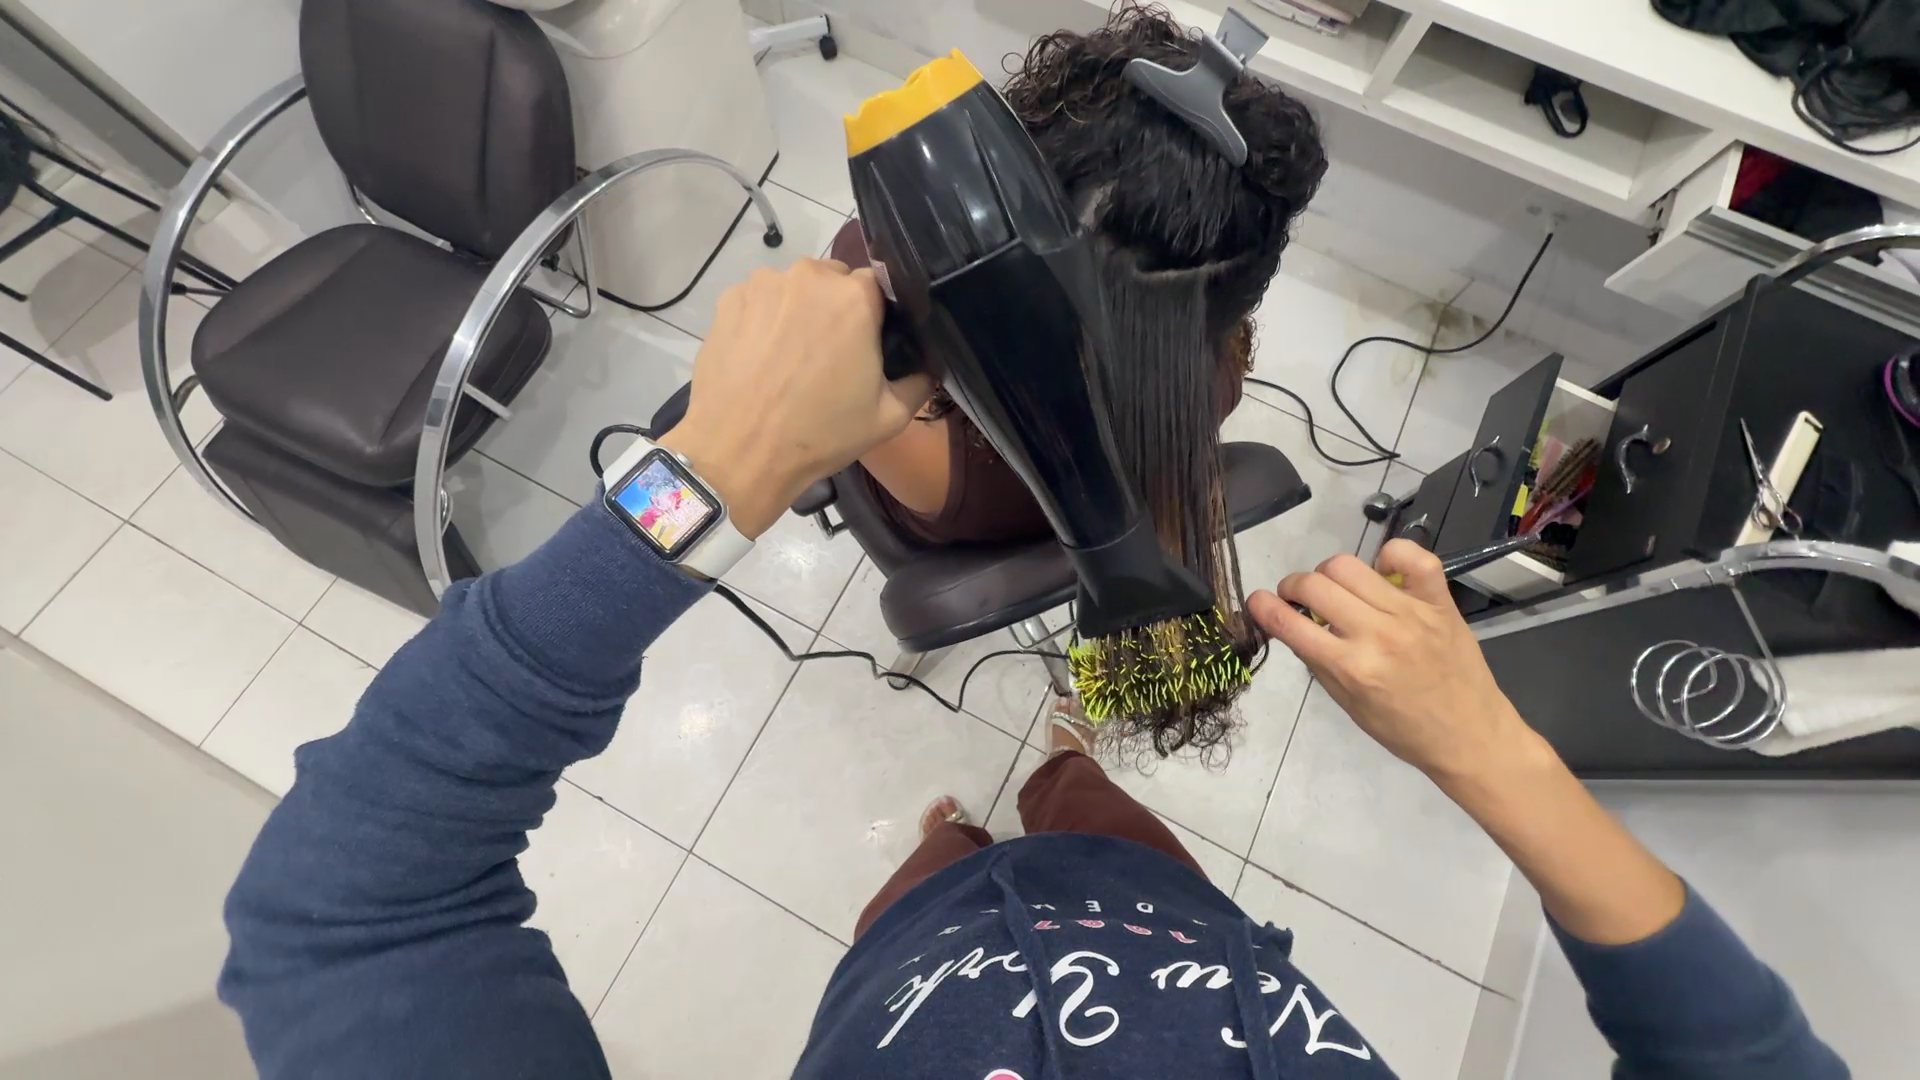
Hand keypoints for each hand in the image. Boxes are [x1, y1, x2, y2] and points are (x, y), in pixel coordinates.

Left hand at [660, 260, 932, 537]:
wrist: (740, 452)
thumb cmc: (820, 435)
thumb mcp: (889, 418)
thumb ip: (920, 382)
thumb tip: (927, 365)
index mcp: (855, 297)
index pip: (880, 285)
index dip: (879, 315)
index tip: (872, 345)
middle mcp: (809, 277)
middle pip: (835, 281)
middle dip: (839, 310)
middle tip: (833, 356)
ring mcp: (763, 284)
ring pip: (796, 289)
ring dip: (801, 313)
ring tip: (794, 360)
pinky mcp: (729, 300)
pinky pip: (761, 300)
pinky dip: (767, 321)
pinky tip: (764, 358)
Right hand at [1246, 540, 1533, 782]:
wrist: (1472, 738)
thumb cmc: (1402, 729)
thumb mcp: (1345, 703)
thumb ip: (1315, 659)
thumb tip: (1290, 623)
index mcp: (1350, 667)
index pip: (1288, 622)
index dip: (1261, 606)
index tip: (1257, 603)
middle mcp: (1377, 634)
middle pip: (1313, 584)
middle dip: (1291, 587)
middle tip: (1297, 601)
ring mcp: (1411, 614)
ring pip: (1348, 565)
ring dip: (1327, 574)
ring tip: (1334, 589)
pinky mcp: (1439, 603)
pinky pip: (1413, 558)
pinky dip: (1389, 555)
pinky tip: (1380, 572)